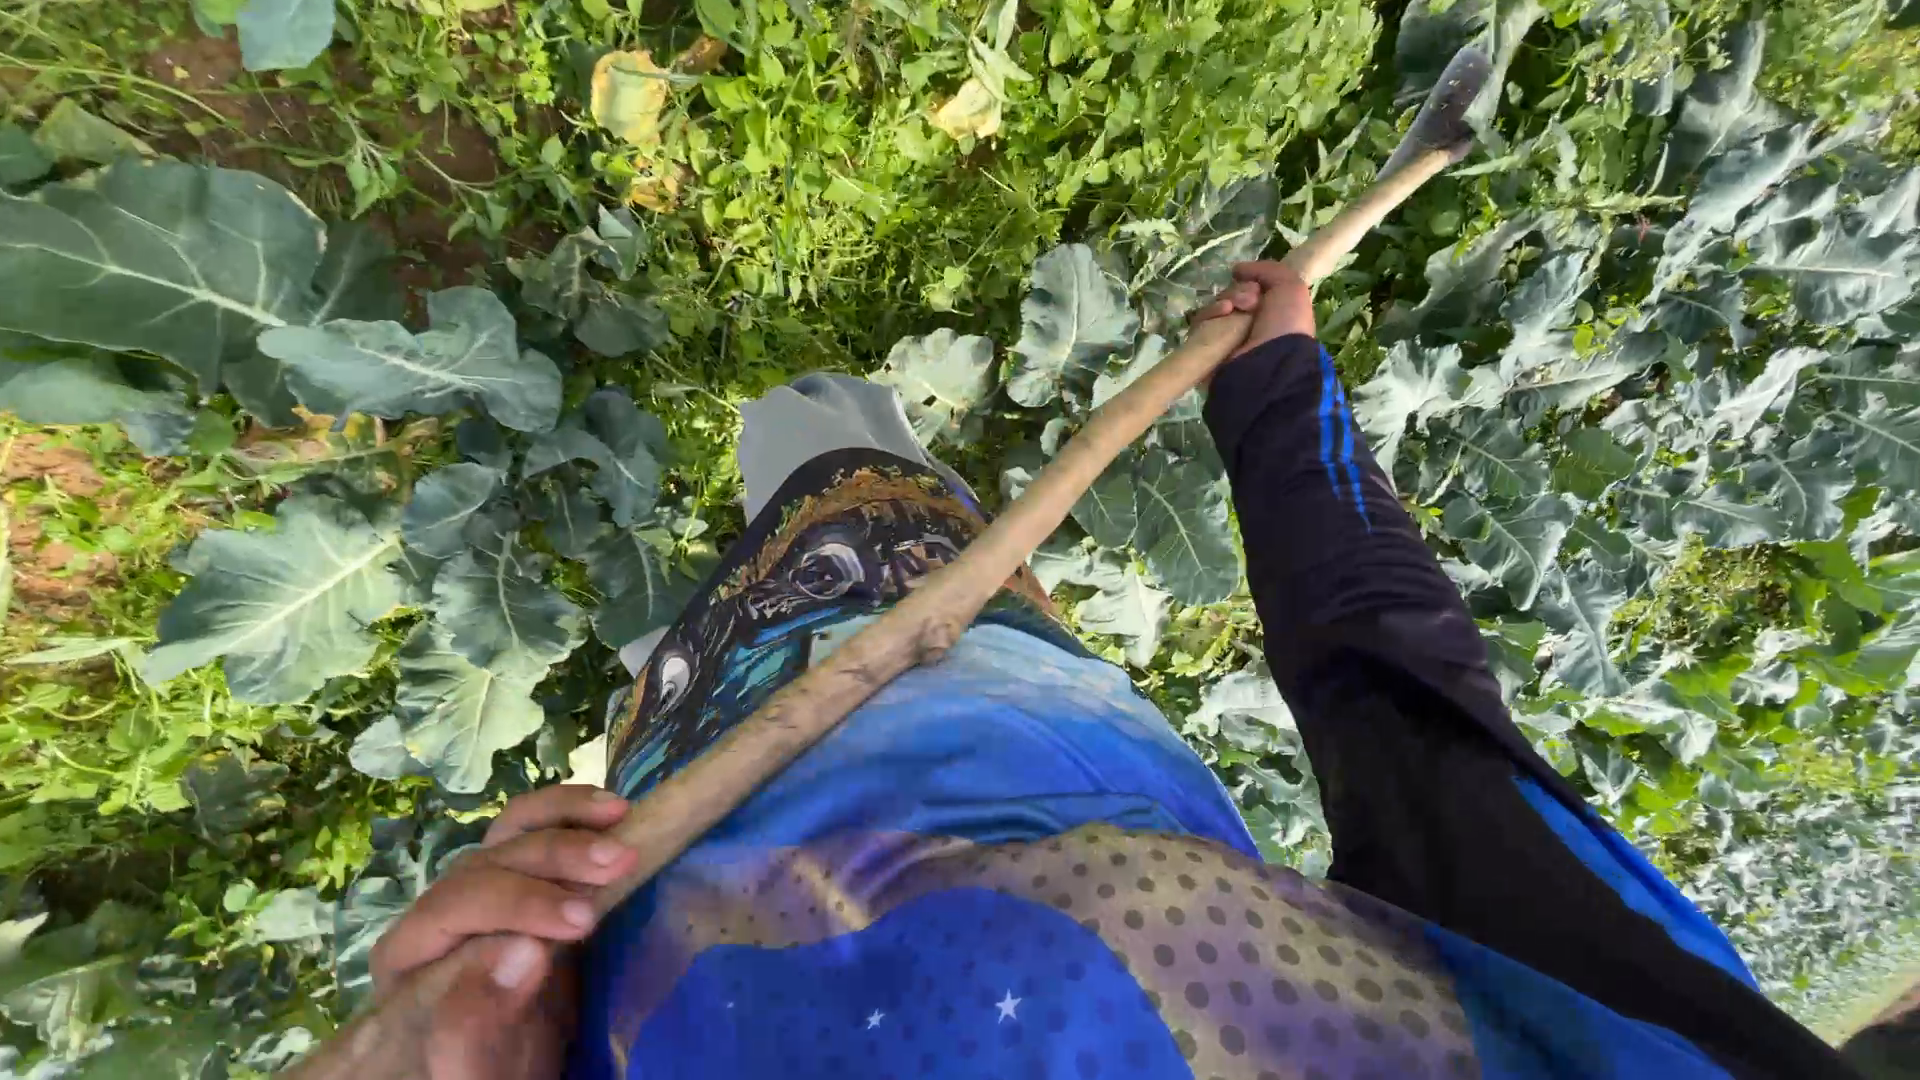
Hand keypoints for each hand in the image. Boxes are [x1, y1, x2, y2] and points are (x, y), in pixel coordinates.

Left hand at [367, 785, 638, 1079]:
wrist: (515, 1057)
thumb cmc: (494, 1065)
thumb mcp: (483, 1066)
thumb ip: (480, 1021)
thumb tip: (523, 951)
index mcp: (412, 953)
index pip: (458, 905)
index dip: (522, 903)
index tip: (583, 921)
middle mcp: (442, 905)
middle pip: (494, 859)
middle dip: (560, 856)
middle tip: (620, 861)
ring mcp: (486, 879)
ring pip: (515, 825)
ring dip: (572, 817)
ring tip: (622, 818)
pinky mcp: (528, 868)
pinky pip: (541, 820)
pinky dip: (578, 808)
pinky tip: (616, 811)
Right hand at [1189, 261, 1315, 357]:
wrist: (1269, 361)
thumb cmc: (1285, 324)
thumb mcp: (1290, 286)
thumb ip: (1267, 270)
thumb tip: (1237, 269)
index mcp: (1266, 314)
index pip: (1247, 289)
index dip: (1250, 283)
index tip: (1255, 288)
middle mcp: (1245, 325)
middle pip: (1229, 296)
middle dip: (1237, 293)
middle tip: (1248, 303)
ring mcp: (1224, 338)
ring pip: (1213, 307)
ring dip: (1224, 301)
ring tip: (1234, 310)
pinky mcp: (1205, 348)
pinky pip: (1200, 323)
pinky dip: (1209, 314)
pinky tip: (1223, 315)